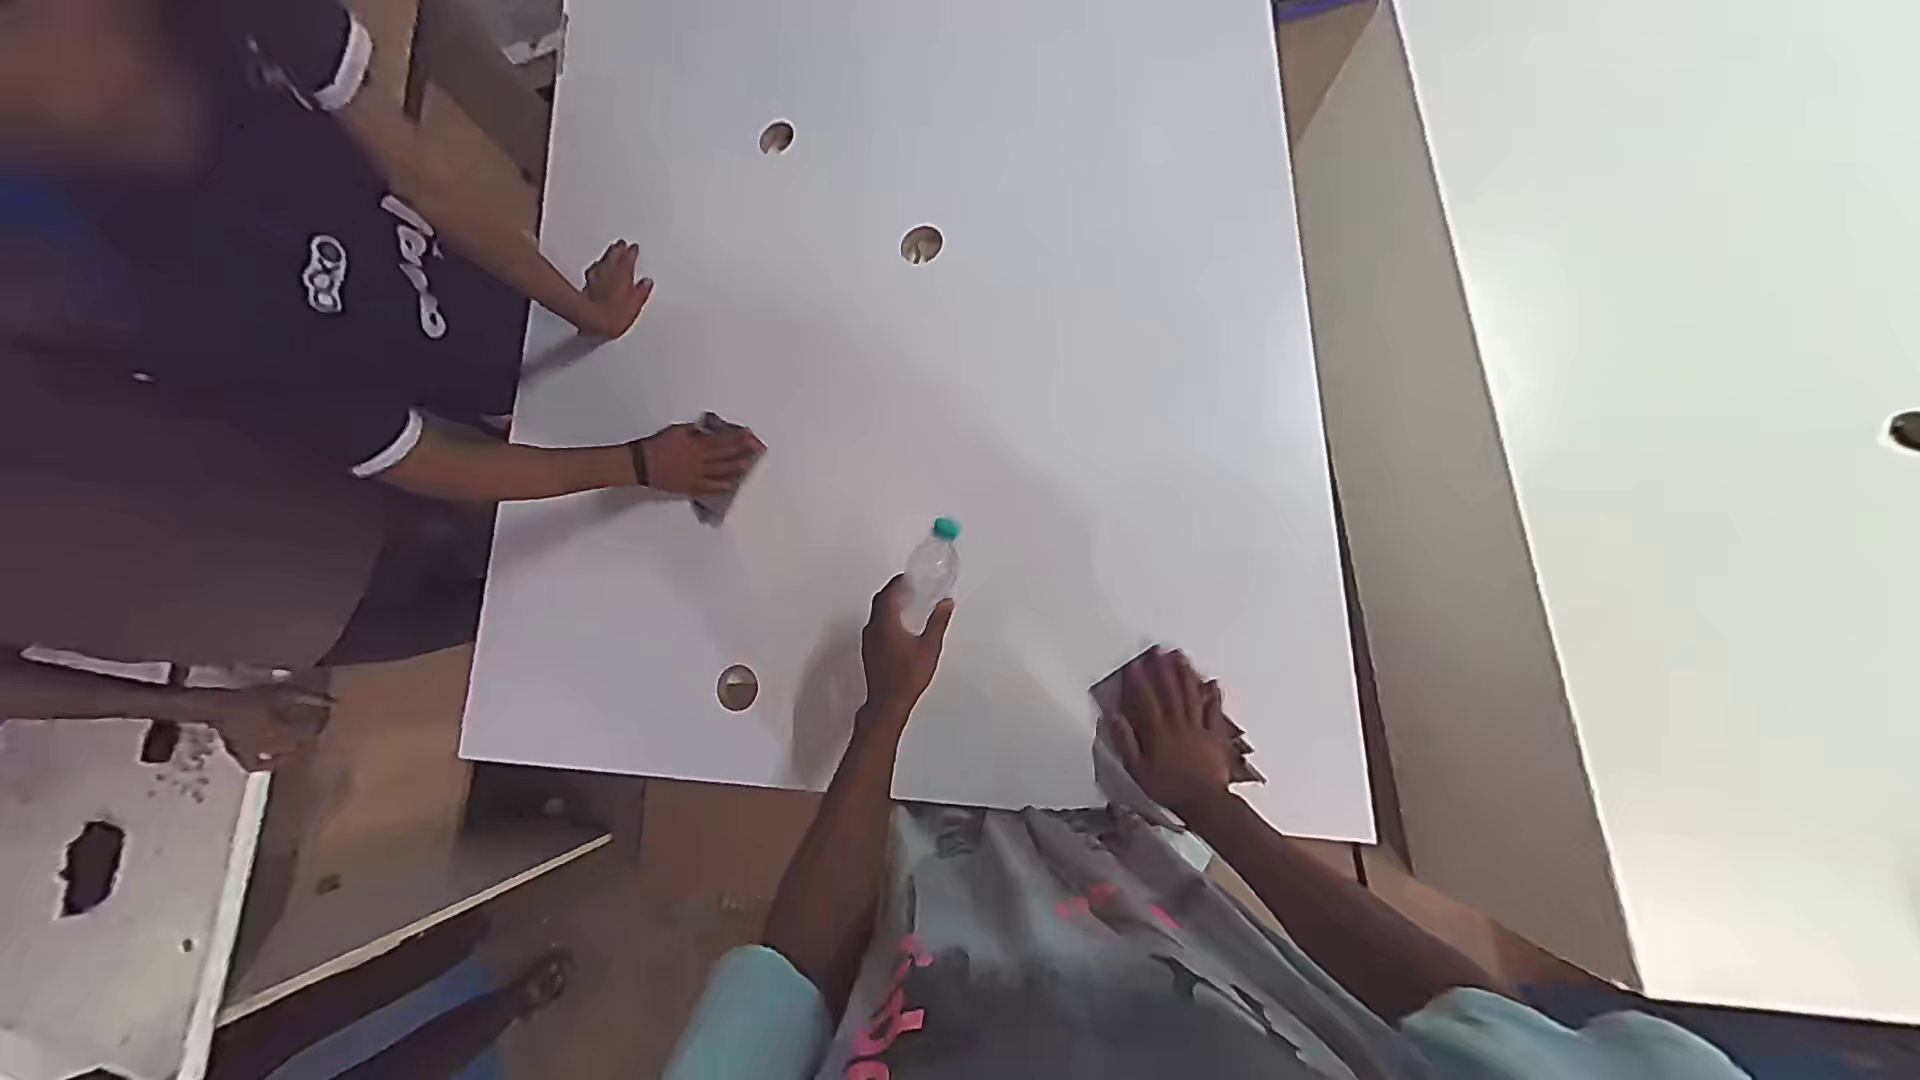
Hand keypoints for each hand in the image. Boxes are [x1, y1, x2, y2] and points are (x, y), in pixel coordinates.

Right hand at [194, 684, 330, 771]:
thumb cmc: (253, 698)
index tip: (326, 717)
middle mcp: (270, 745)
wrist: (218, 705)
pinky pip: (255, 765)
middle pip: (299, 744)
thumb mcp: (287, 693)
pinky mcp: (239, 753)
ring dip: (294, 748)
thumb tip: (335, 702)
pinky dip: (268, 764)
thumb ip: (312, 698)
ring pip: (281, 755)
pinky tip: (275, 760)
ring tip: (301, 740)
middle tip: (315, 726)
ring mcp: (253, 751)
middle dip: (309, 735)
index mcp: (283, 730)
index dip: (321, 724)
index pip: (311, 732)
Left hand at [574, 241, 653, 337]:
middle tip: (622, 244)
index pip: (629, 259)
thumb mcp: (635, 305)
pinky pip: (595, 269)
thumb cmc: (612, 314)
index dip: (632, 253)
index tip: (634, 247)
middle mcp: (609, 273)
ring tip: (612, 250)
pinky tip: (598, 267)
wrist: (591, 318)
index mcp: (623, 276)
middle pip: (614, 256)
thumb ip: (641, 292)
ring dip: (609, 255)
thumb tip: (647, 283)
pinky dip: (598, 266)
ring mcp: (597, 277)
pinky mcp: (588, 284)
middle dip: (619, 250)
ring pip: (604, 260)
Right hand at [631, 422, 764, 495]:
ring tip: (746, 465)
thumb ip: (693, 431)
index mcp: (697, 445)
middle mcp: (700, 460)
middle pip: (726, 455)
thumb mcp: (676, 431)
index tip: (748, 435)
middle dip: (742, 451)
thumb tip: (704, 430)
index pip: (723, 440)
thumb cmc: (656, 446)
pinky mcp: (691, 486)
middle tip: (754, 449)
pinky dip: (721, 487)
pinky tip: (730, 485)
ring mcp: (696, 474)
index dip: (737, 438)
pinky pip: (709, 488)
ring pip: (721, 471)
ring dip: (735, 468)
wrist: (641, 464)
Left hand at [859, 574, 954, 727]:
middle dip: (893, 591)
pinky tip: (898, 625)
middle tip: (906, 586)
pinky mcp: (869, 651)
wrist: (888, 702)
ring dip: (889, 604)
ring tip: (905, 602)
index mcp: (886, 624)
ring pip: (876, 614)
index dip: (898, 582)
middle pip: (880, 601)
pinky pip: (876, 626)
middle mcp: (873, 630)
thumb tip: (945, 604)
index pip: (889, 593)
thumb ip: (938, 621)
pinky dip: (886, 617)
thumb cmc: (906, 678)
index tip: (907, 577)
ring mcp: (869, 641)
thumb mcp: (930, 646)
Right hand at [1113, 647, 1233, 812]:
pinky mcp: (1213, 736)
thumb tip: (1116, 720)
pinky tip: (1211, 683)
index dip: (1139, 681)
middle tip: (1159, 651)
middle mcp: (1178, 725)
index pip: (1146, 700)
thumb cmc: (1170, 789)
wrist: (1205, 802)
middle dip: (1163, 668)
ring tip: (1181, 657)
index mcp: (1158, 733)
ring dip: (1185, 674)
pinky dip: (1213, 696)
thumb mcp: (1138, 769)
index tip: (1134, 665)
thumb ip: (1126, 742)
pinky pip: (1213, 712)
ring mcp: (1197, 729)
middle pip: (1170, 691)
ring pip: (1191, 695)